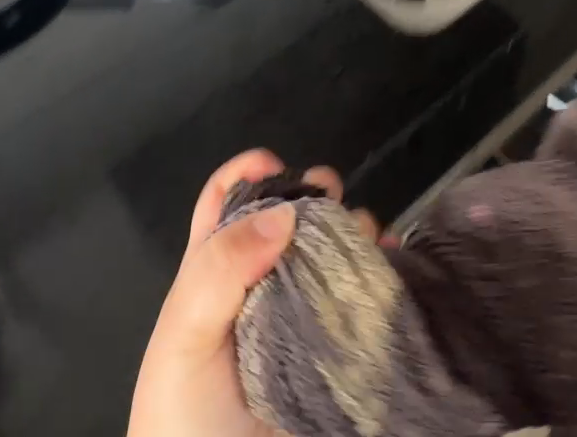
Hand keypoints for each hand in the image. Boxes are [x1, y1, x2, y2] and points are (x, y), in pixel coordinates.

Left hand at [128, 151, 369, 436]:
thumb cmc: (186, 416)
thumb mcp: (183, 337)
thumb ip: (219, 270)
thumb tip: (284, 211)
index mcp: (216, 274)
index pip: (227, 205)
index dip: (248, 175)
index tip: (276, 165)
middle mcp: (265, 285)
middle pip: (292, 219)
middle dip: (314, 194)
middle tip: (330, 197)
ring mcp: (307, 314)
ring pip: (336, 250)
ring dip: (353, 229)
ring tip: (364, 236)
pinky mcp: (343, 346)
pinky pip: (371, 296)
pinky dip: (388, 268)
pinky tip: (393, 259)